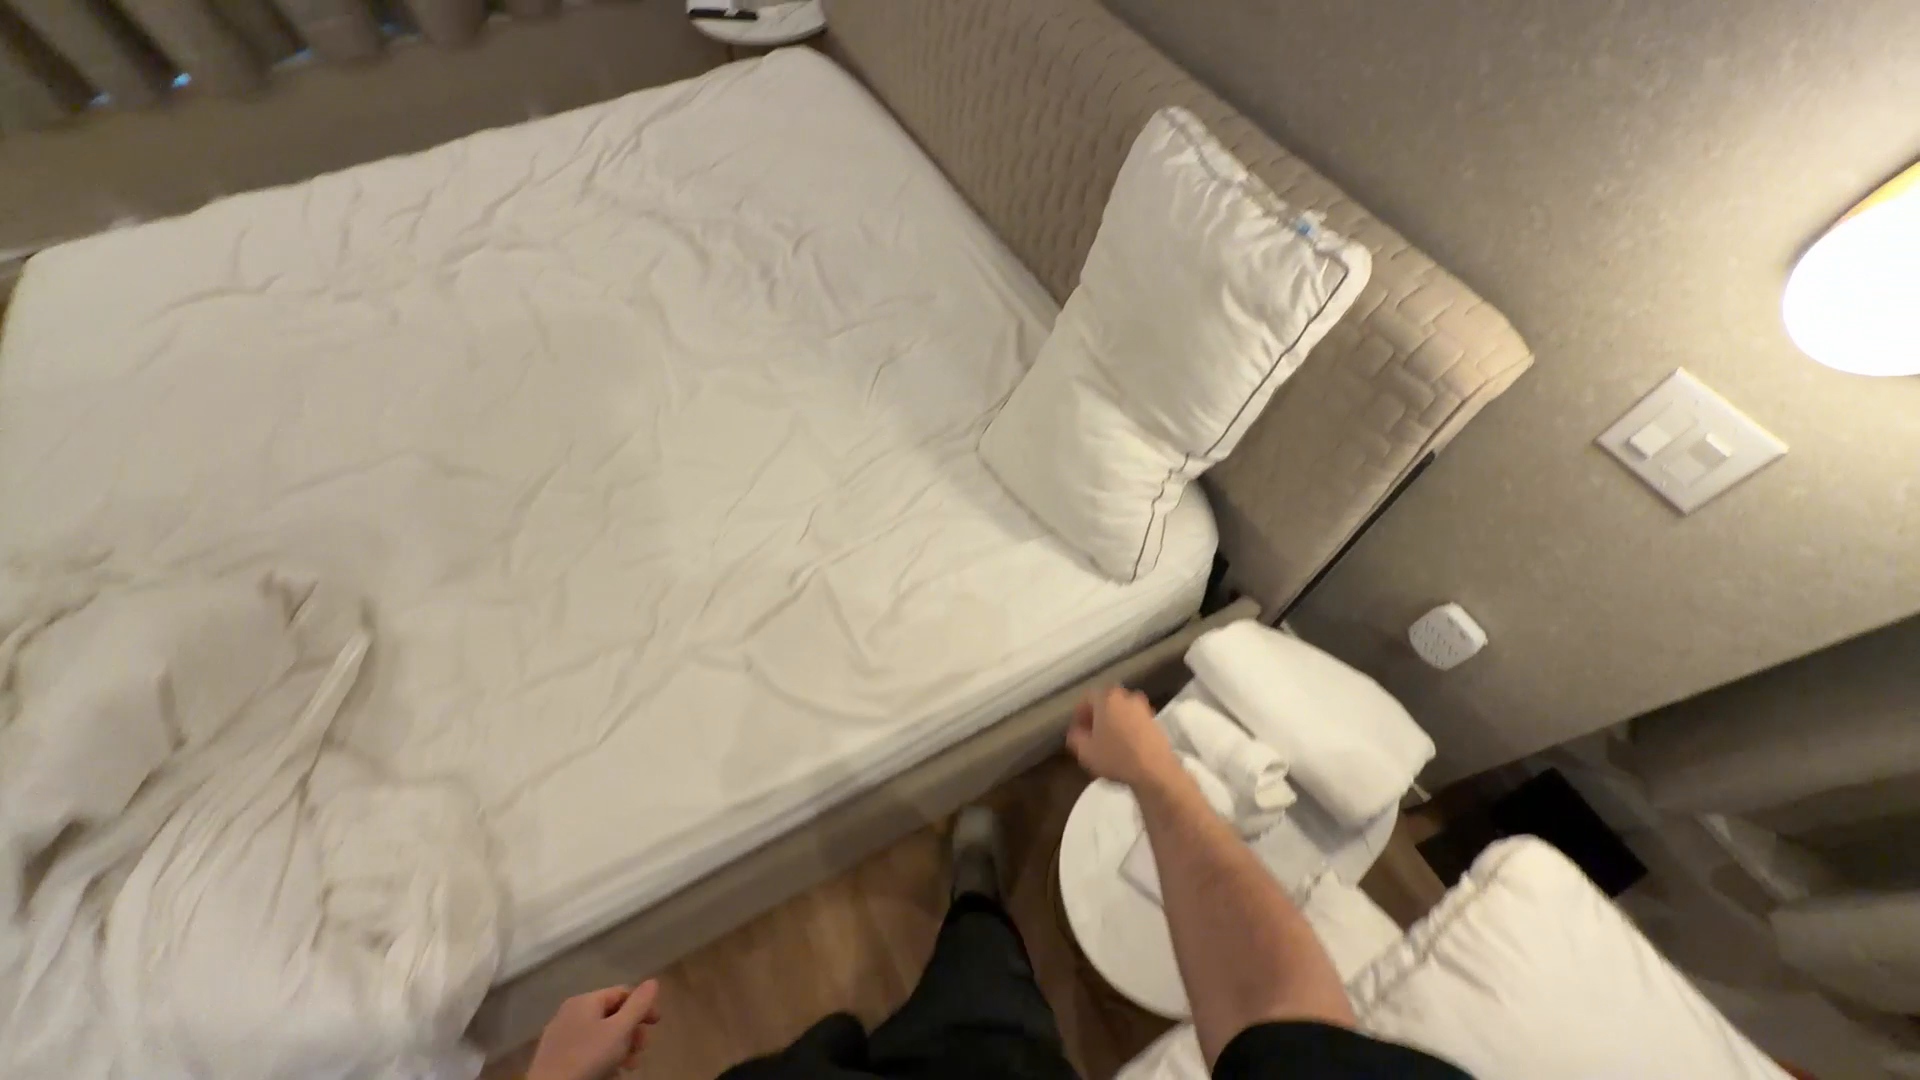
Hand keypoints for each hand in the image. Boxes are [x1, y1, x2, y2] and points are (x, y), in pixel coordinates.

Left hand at [526, 980, 660, 1079]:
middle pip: (611, 1015)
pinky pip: (586, 1051)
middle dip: (632, 1031)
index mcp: (585, 1001)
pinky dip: (602, 1058)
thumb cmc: (587, 1058)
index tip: (656, 1025)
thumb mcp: (619, 1030)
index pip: (622, 993)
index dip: (643, 1006)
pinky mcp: (554, 1059)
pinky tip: (610, 1074)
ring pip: (599, 1036)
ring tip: (629, 1066)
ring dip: (620, 1048)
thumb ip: (639, 1005)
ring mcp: (560, 1037)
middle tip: (642, 1049)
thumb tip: (653, 982)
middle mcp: (570, 1013)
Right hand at [1067, 687, 1179, 789]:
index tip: (1077, 730)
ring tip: (1109, 742)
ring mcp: (1143, 708)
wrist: (1155, 770)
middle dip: (1097, 717)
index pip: (1086, 699)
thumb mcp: (1085, 751)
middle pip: (1105, 703)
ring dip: (1113, 723)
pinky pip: (1134, 721)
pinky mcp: (1156, 721)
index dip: (1079, 715)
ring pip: (1121, 711)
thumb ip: (1075, 737)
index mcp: (1106, 698)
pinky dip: (1128, 729)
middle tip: (1091, 734)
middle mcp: (1126, 696)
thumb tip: (1076, 731)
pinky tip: (1125, 746)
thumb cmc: (1115, 757)